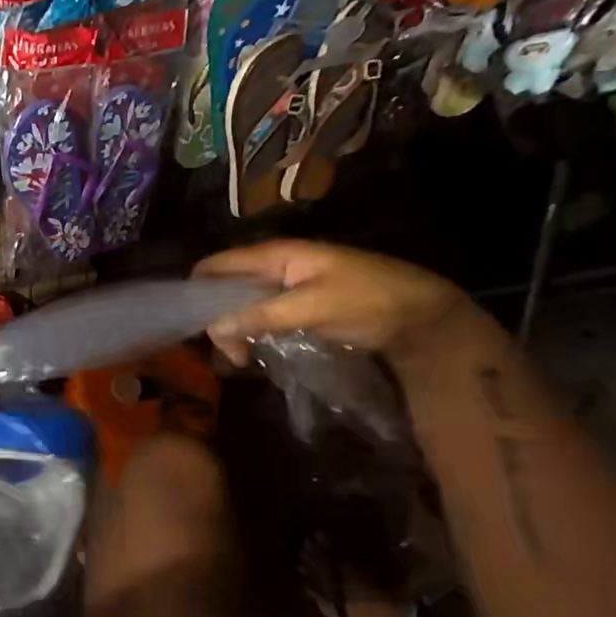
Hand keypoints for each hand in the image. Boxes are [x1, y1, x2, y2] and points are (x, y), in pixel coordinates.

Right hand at [194, 240, 471, 365]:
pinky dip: (253, 335)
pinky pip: (261, 318)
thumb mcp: (314, 307)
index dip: (197, 291)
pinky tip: (257, 355)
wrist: (421, 314)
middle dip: (218, 320)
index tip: (194, 330)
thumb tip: (214, 326)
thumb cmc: (369, 300)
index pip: (217, 265)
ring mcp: (286, 287)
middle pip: (225, 288)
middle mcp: (274, 267)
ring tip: (245, 361)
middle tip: (235, 358)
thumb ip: (263, 315)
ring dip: (235, 331)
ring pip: (242, 306)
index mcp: (276, 255)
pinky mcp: (298, 307)